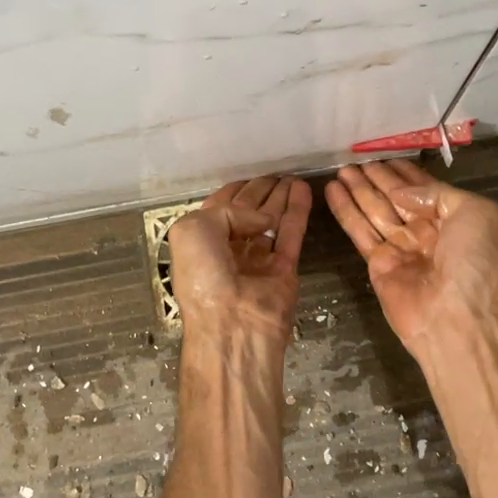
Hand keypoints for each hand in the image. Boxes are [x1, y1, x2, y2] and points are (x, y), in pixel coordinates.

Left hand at [168, 175, 312, 343]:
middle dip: (261, 191)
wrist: (231, 326)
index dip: (236, 190)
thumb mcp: (195, 229)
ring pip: (271, 220)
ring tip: (293, 174)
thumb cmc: (203, 276)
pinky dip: (297, 210)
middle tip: (277, 171)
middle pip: (248, 211)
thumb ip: (228, 210)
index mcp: (201, 241)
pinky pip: (291, 233)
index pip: (220, 207)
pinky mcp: (284, 269)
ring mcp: (258, 260)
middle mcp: (228, 249)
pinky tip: (302, 188)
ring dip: (281, 197)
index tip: (252, 174)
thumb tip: (263, 218)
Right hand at [325, 160, 497, 365]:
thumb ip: (437, 192)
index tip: (383, 156)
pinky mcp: (377, 263)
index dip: (404, 173)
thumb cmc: (472, 260)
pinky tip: (333, 190)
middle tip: (354, 161)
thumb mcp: (475, 212)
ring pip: (374, 211)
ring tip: (341, 170)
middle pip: (395, 198)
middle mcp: (426, 232)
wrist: (456, 317)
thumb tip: (401, 192)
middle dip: (376, 179)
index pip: (423, 189)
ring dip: (357, 190)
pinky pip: (359, 231)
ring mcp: (400, 248)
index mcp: (452, 220)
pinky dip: (345, 210)